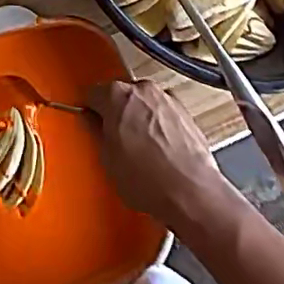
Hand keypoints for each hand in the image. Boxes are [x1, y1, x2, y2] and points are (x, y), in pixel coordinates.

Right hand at [88, 78, 229, 226]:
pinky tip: (161, 153)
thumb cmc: (151, 179)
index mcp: (117, 95)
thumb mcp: (108, 159)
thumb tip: (96, 126)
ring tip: (142, 151)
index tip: (92, 120)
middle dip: (118, 113)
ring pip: (145, 104)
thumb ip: (97, 133)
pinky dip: (161, 127)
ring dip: (142, 119)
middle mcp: (143, 90)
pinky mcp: (187, 113)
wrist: (192, 194)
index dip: (91, 109)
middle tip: (116, 139)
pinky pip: (165, 115)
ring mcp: (167, 99)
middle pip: (122, 95)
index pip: (94, 93)